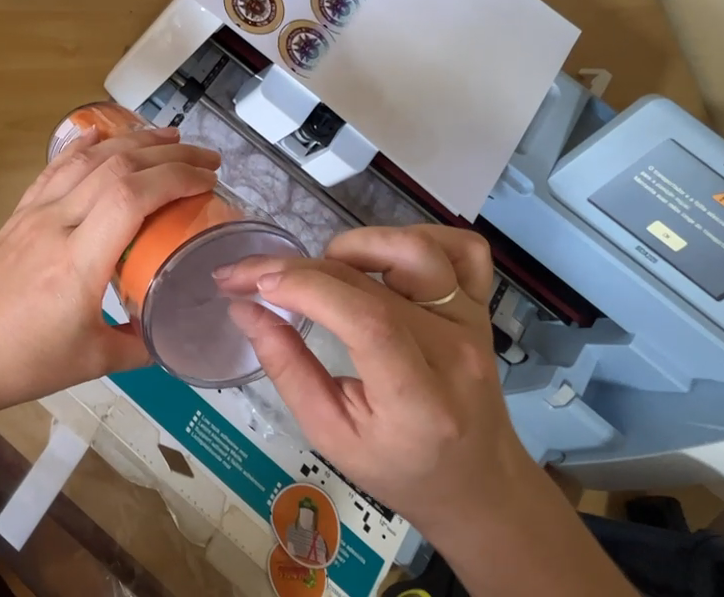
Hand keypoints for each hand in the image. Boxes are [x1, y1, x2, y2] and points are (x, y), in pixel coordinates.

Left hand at [0, 125, 221, 424]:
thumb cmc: (21, 363)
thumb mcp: (93, 362)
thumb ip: (138, 343)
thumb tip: (168, 329)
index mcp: (77, 262)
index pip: (130, 196)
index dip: (175, 178)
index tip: (209, 180)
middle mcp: (54, 225)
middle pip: (114, 167)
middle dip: (166, 155)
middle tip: (206, 159)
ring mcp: (32, 215)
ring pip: (85, 160)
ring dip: (130, 143)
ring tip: (168, 138)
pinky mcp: (17, 216)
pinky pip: (53, 170)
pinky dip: (82, 148)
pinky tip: (100, 136)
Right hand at [215, 225, 531, 531]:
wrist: (480, 484)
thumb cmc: (400, 468)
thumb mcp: (329, 435)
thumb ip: (286, 369)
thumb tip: (243, 308)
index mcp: (420, 399)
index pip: (366, 320)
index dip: (305, 289)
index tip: (252, 286)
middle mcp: (453, 350)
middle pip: (369, 281)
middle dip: (295, 269)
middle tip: (246, 277)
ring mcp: (472, 322)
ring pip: (416, 249)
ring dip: (355, 245)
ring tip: (323, 270)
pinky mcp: (479, 306)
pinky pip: (461, 248)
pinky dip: (416, 238)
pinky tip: (379, 259)